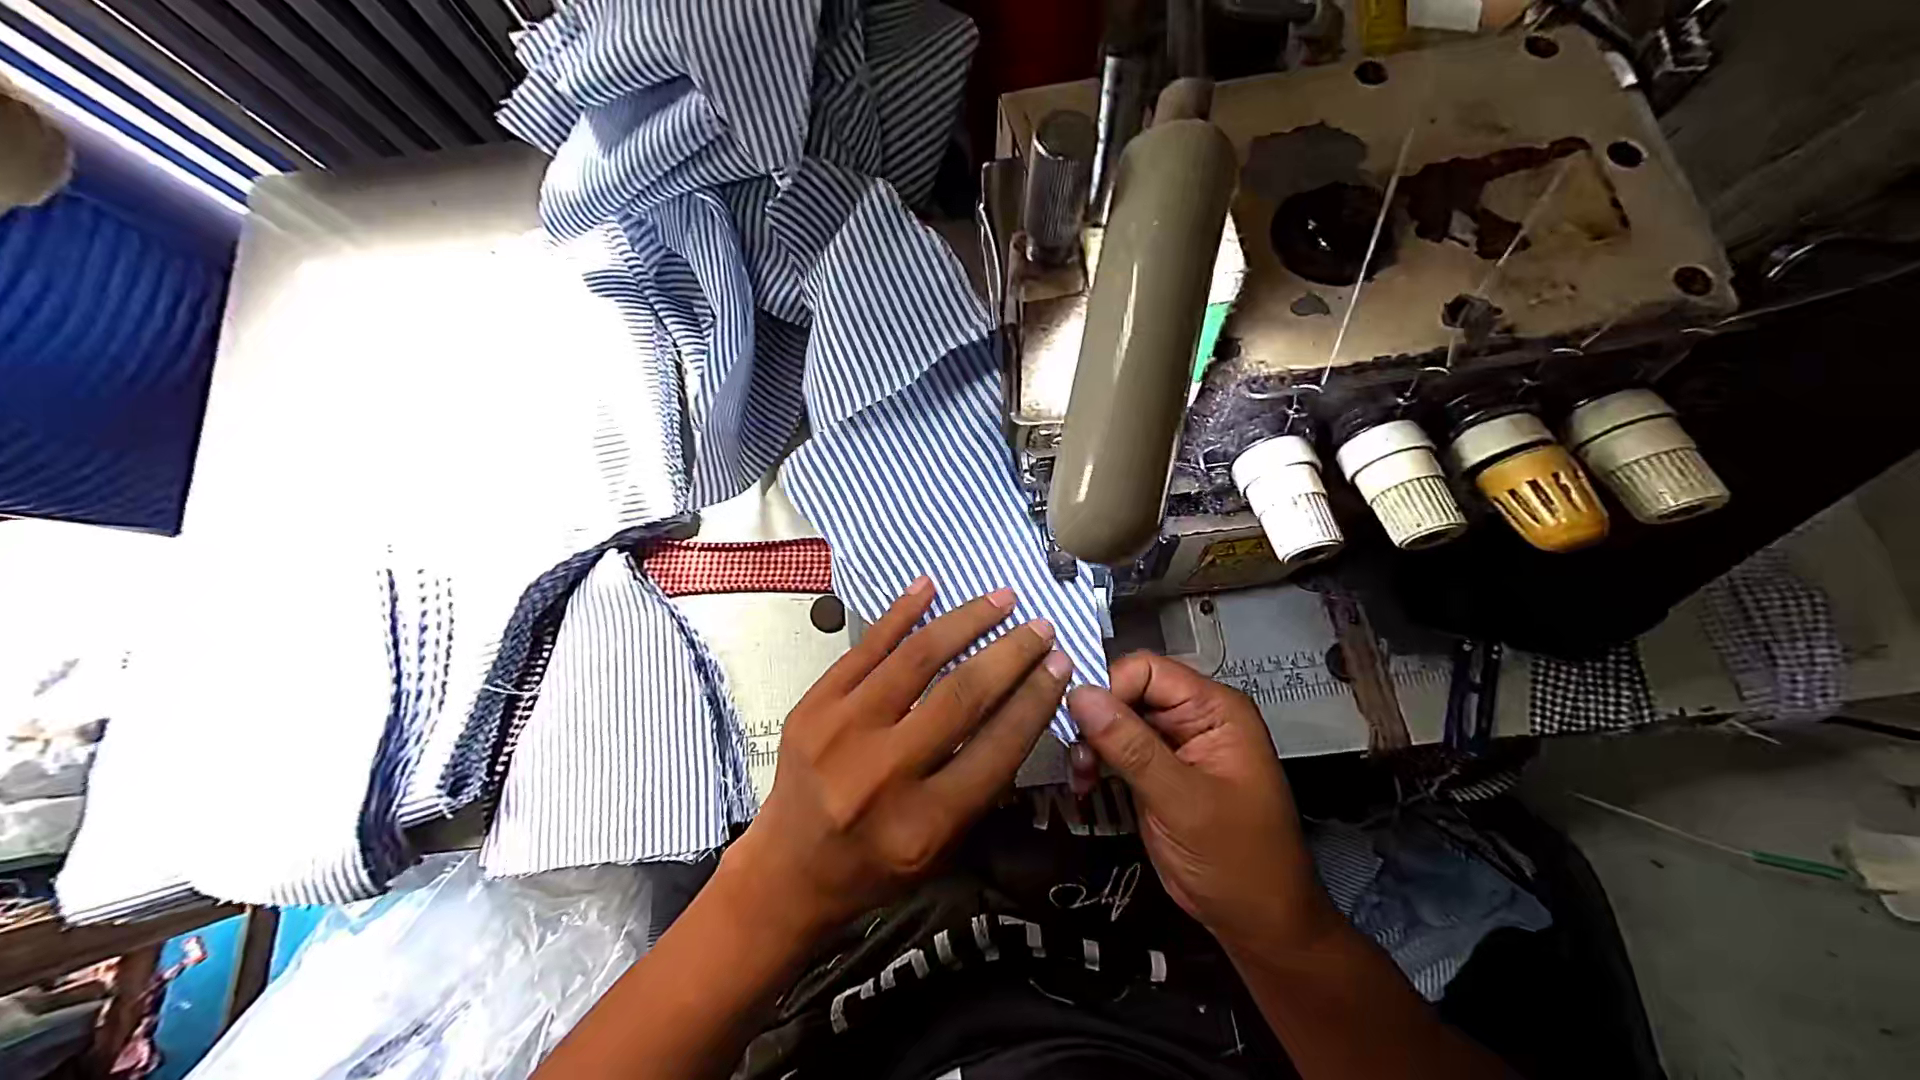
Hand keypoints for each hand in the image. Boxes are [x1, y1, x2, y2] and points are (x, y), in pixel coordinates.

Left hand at [722, 578, 1070, 936]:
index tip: (1060, 664)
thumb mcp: (942, 847)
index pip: (998, 745)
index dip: (1036, 698)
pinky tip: (930, 587)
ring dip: (966, 621)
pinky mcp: (813, 705)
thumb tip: (1019, 706)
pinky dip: (902, 613)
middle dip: (1012, 654)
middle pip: (963, 695)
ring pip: (917, 658)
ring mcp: (841, 732)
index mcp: (924, 823)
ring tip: (1001, 600)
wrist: (788, 869)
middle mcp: (883, 774)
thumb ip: (982, 784)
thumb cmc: (874, 865)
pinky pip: (866, 647)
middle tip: (1040, 628)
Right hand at [1067, 653, 1338, 954]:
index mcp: (1214, 709)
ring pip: (1114, 718)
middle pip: (1127, 690)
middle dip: (1095, 719)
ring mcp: (1173, 743)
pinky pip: (1115, 746)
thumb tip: (1081, 694)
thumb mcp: (1182, 801)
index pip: (1147, 671)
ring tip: (1081, 776)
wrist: (1258, 923)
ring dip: (1090, 742)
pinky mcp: (1155, 768)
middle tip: (1075, 756)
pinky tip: (1085, 783)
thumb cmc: (1236, 860)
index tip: (1080, 723)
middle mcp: (1193, 716)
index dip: (1109, 689)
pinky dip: (1094, 760)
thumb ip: (1131, 746)